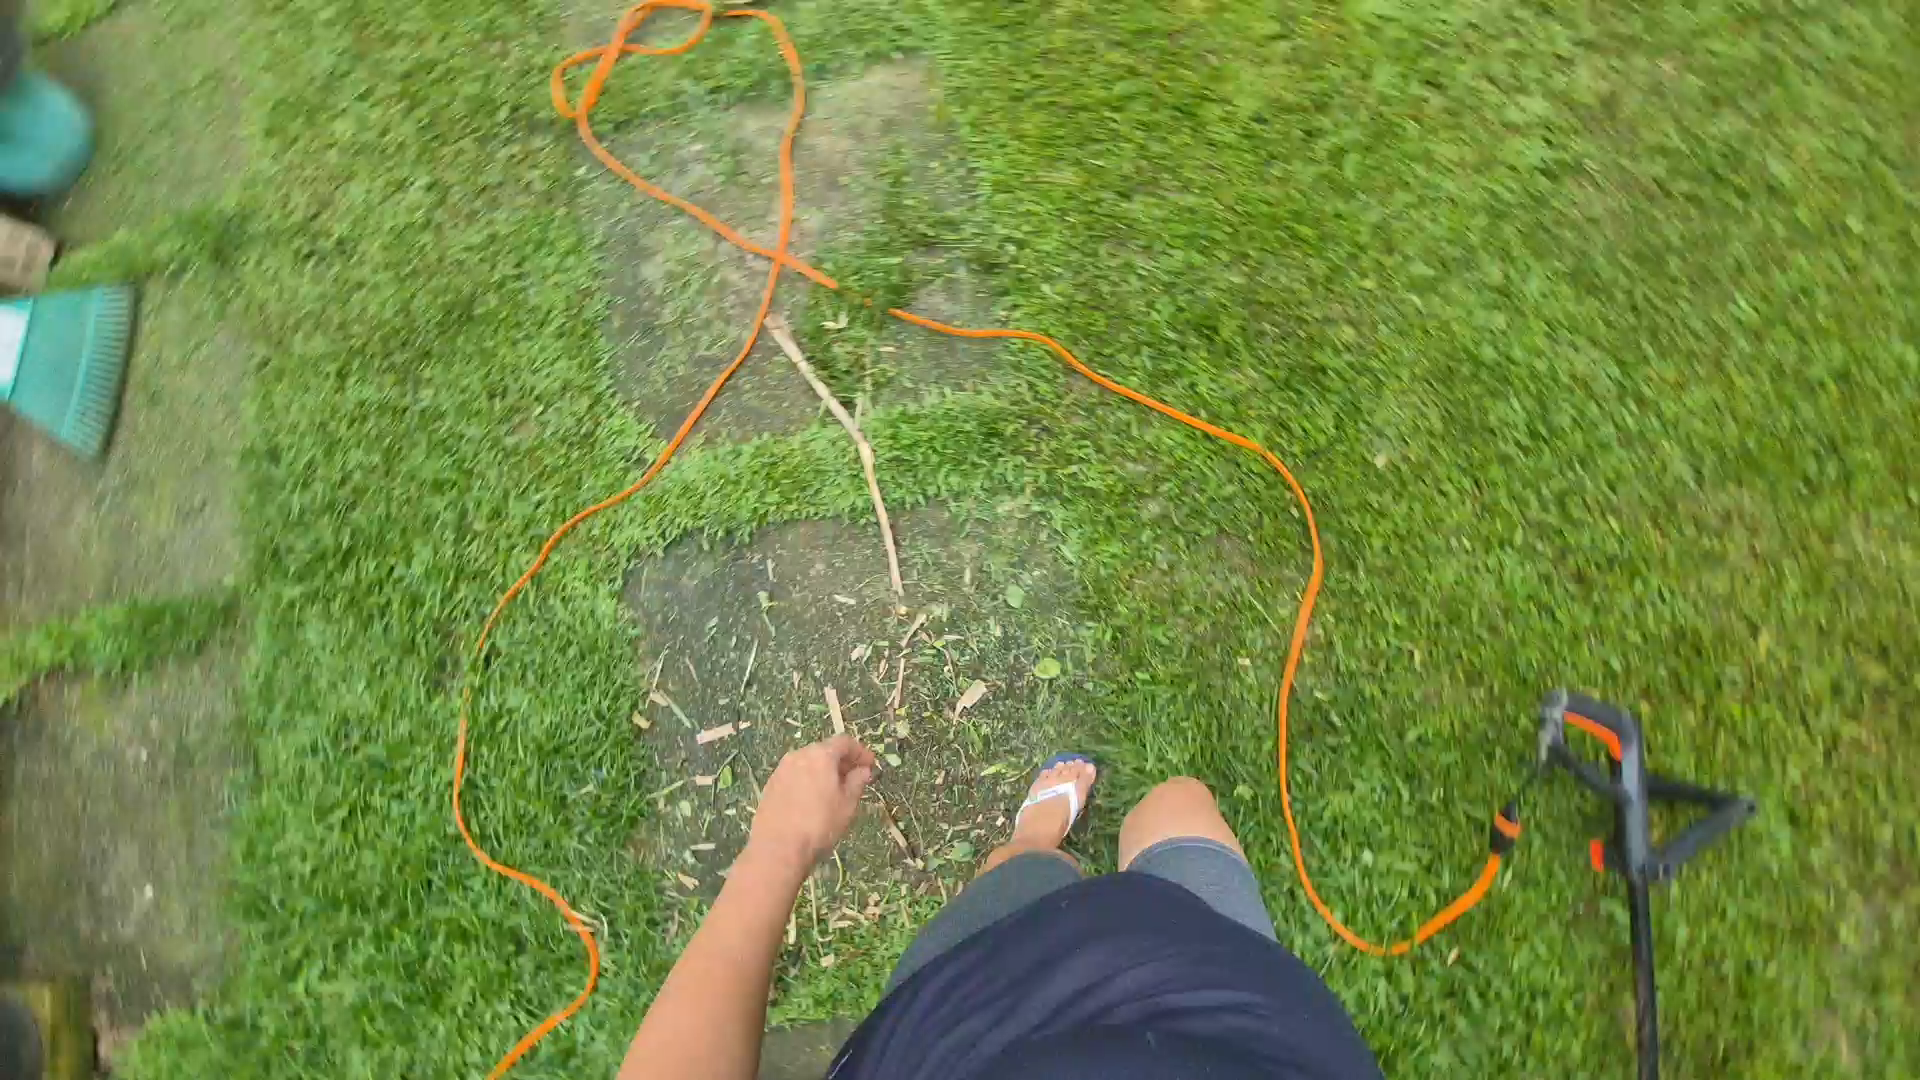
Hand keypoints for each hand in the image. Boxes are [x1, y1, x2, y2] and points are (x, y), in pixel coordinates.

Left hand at [746, 736, 874, 874]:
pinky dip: (808, 781)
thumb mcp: (847, 804)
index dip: (860, 752)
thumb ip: (857, 782)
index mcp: (821, 755)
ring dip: (824, 771)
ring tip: (834, 791)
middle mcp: (799, 755)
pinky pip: (795, 776)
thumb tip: (862, 770)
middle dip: (842, 762)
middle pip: (825, 750)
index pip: (844, 742)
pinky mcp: (770, 786)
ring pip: (808, 763)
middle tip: (854, 779)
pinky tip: (812, 801)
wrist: (776, 849)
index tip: (870, 765)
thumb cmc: (819, 824)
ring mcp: (781, 770)